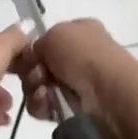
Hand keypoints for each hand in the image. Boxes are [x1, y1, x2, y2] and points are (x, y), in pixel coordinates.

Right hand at [13, 18, 130, 121]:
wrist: (111, 94)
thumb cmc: (84, 56)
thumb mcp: (54, 35)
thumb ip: (37, 43)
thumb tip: (36, 60)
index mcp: (81, 31)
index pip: (49, 39)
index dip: (34, 49)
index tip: (27, 59)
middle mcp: (82, 55)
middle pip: (41, 65)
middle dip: (32, 73)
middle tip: (39, 77)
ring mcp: (80, 82)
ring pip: (41, 87)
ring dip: (35, 91)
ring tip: (45, 94)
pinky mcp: (77, 107)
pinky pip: (47, 106)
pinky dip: (43, 106)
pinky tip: (49, 106)